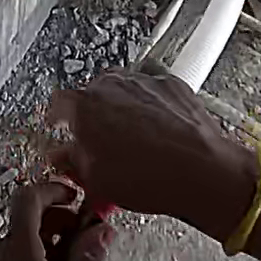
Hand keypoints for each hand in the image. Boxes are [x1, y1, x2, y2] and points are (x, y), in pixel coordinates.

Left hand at [0, 182, 111, 260]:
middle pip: (28, 217)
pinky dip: (40, 258)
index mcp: (20, 252)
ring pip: (24, 239)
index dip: (53, 189)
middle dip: (60, 218)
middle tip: (89, 233)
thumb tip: (100, 229)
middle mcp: (1, 257)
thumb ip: (88, 258)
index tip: (76, 196)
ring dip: (53, 240)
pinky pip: (17, 259)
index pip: (28, 197)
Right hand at [48, 70, 255, 240]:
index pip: (58, 103)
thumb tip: (63, 156)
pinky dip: (150, 107)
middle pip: (91, 94)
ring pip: (122, 90)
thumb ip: (71, 161)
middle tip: (100, 142)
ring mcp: (142, 81)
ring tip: (133, 140)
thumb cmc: (151, 176)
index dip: (57, 117)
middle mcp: (111, 85)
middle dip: (92, 116)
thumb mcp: (95, 180)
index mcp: (84, 105)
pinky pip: (151, 92)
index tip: (59, 125)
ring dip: (121, 108)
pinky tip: (158, 132)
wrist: (203, 170)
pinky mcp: (170, 84)